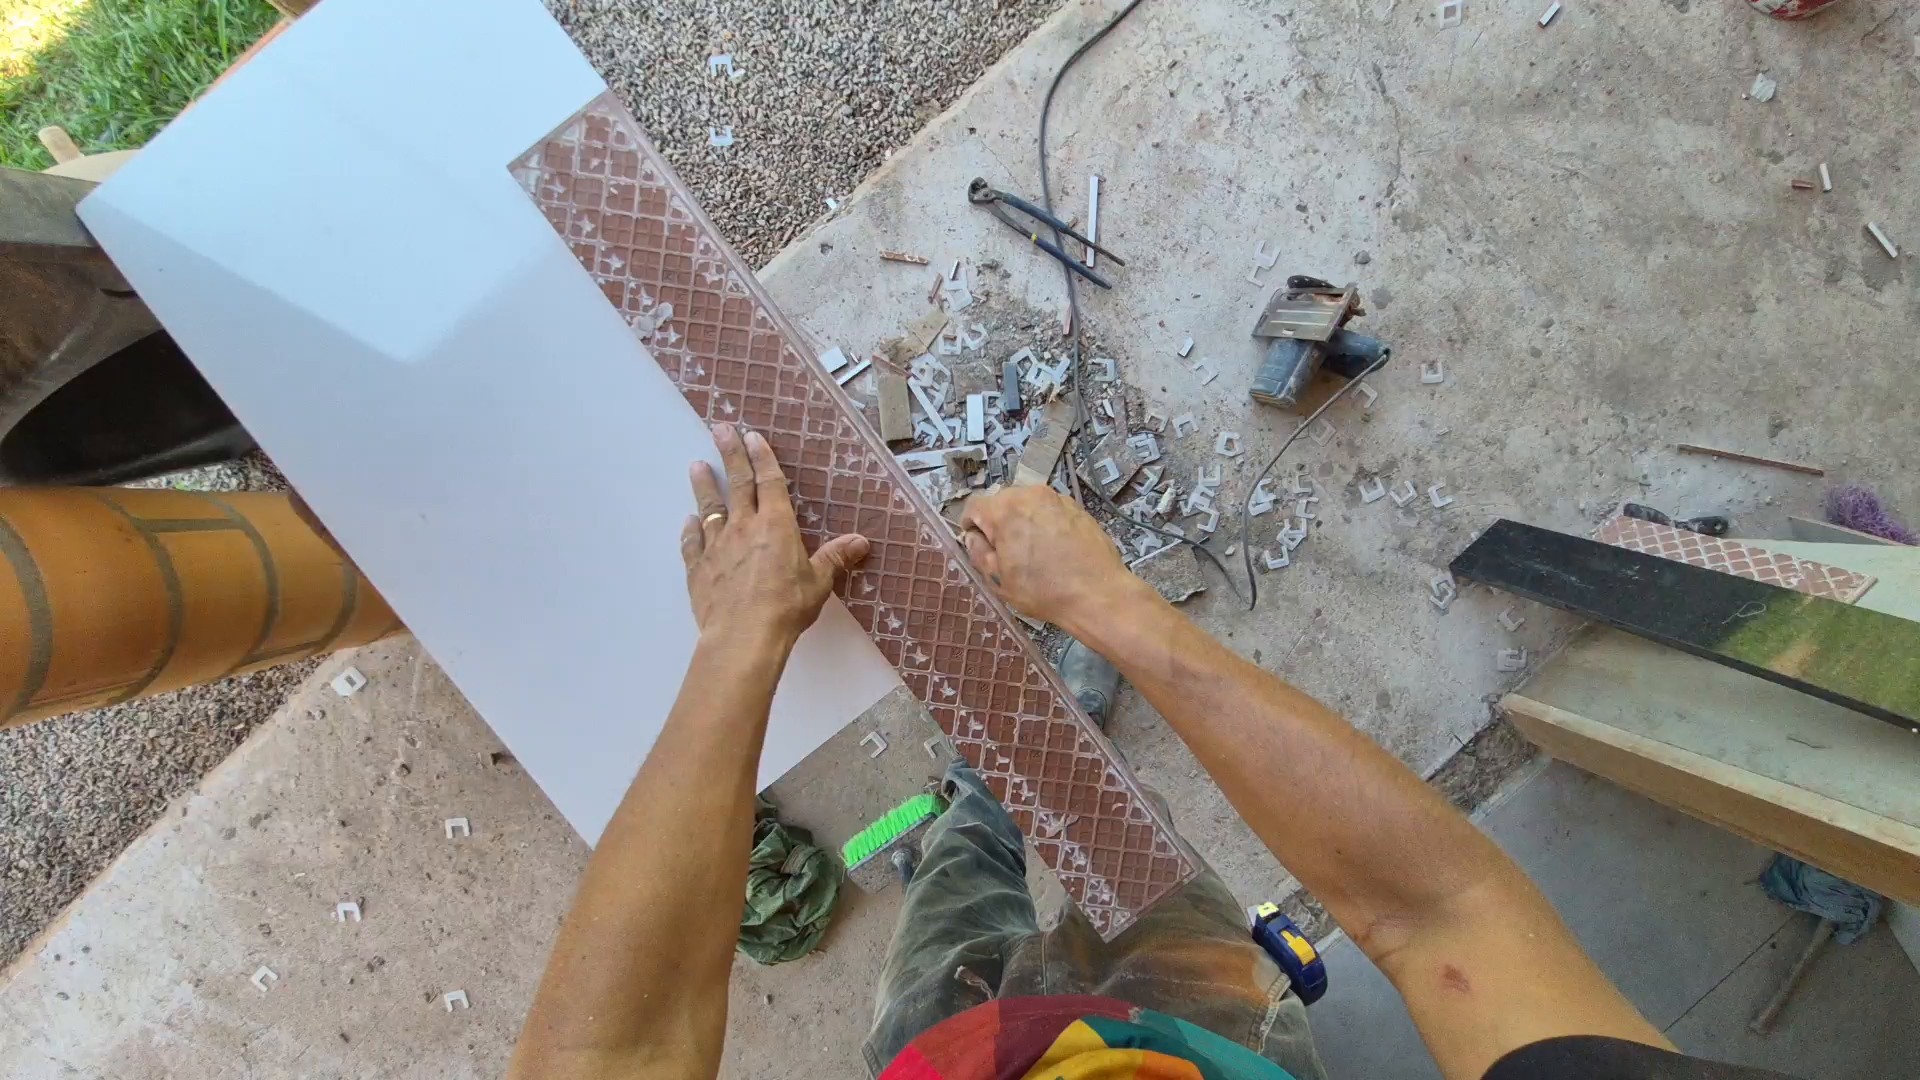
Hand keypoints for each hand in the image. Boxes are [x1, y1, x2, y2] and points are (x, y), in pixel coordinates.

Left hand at [680, 424, 868, 647]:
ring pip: (710, 507)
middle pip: (737, 484)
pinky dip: (690, 530)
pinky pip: (692, 542)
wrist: (743, 635)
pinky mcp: (698, 568)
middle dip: (730, 454)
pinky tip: (689, 520)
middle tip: (720, 428)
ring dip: (704, 485)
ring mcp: (717, 546)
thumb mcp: (819, 582)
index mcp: (776, 525)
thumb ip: (836, 558)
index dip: (762, 457)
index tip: (752, 436)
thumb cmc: (787, 606)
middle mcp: (744, 527)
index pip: (769, 482)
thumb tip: (861, 541)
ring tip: (696, 465)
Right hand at [959, 485, 1143, 630]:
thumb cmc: (1044, 590)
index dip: (970, 526)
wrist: (1098, 593)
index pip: (974, 506)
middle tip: (1007, 552)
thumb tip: (972, 536)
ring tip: (1033, 551)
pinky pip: (1049, 509)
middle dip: (998, 523)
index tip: (978, 544)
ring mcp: (1056, 498)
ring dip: (1022, 521)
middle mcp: (1029, 494)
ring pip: (1026, 504)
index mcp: (1004, 510)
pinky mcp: (1076, 506)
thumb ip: (979, 552)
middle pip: (1001, 502)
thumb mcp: (999, 580)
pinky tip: (1054, 547)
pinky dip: (1044, 522)